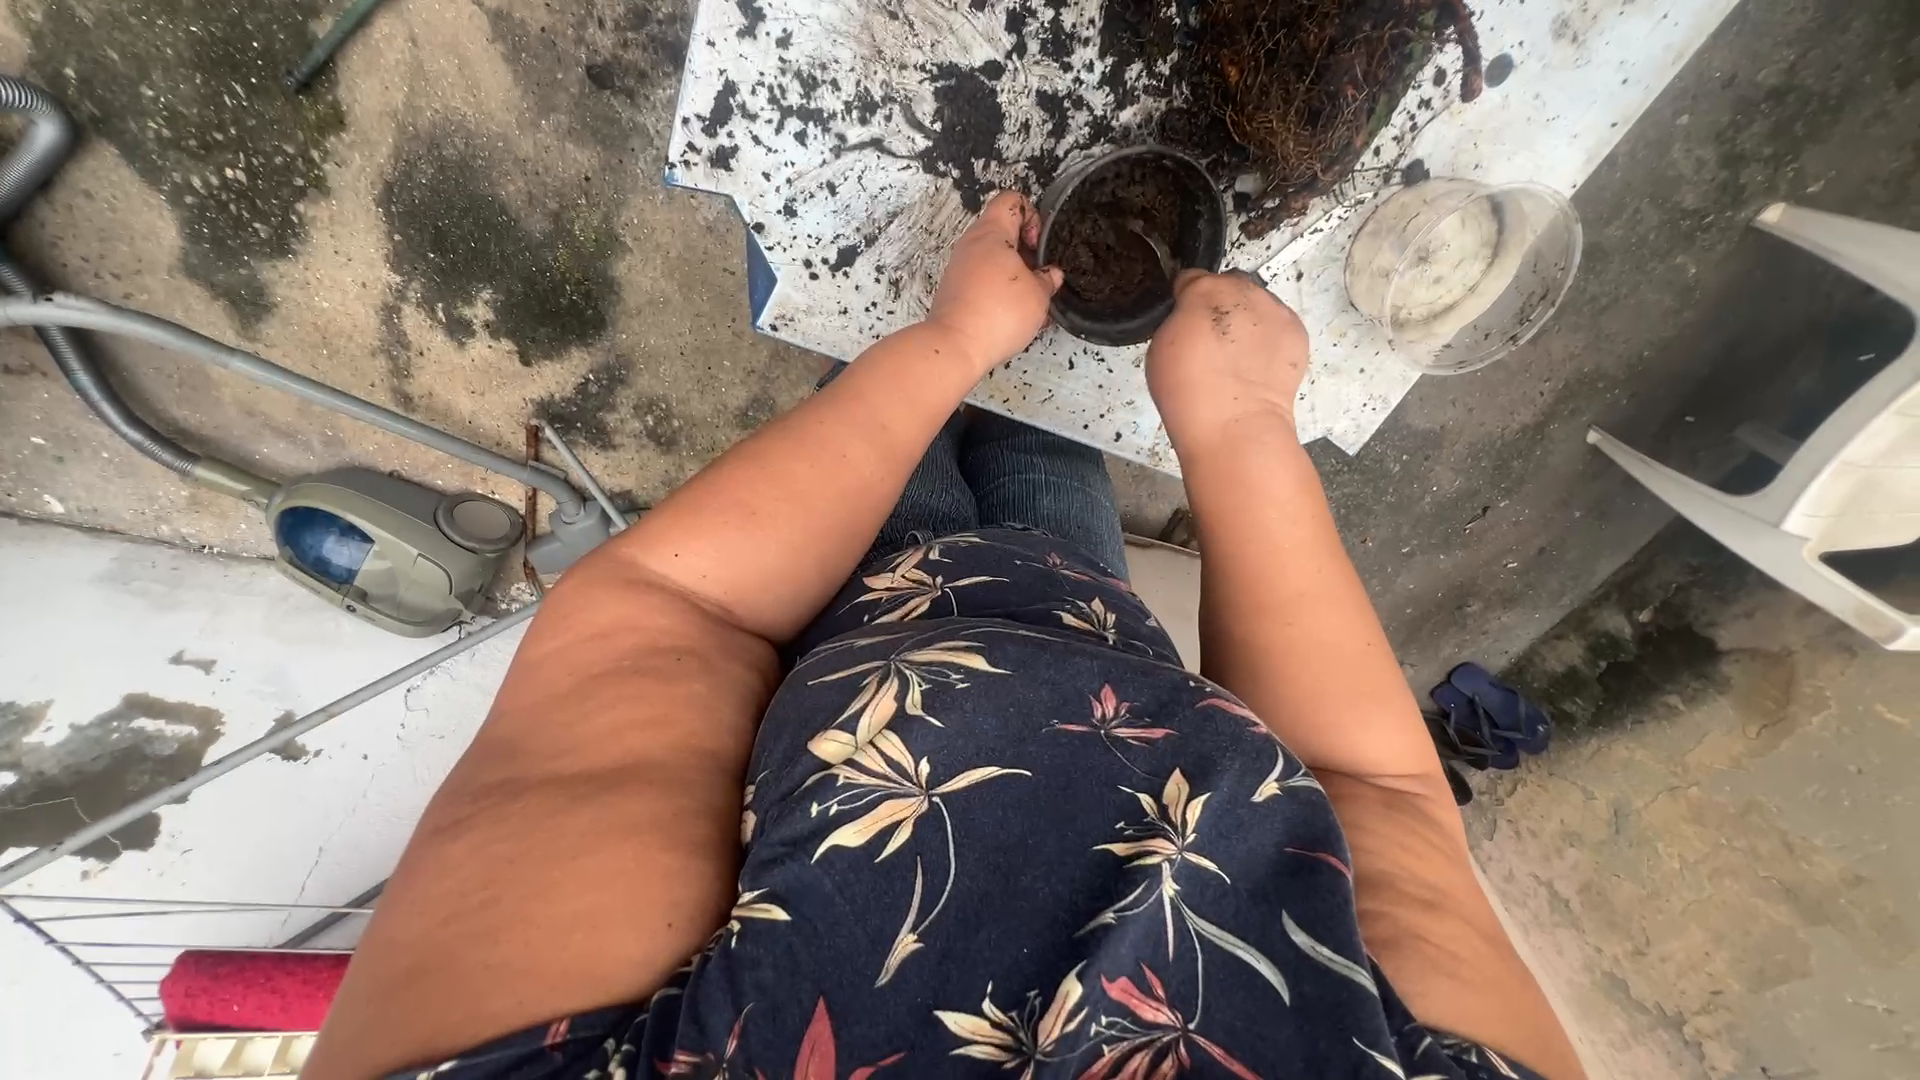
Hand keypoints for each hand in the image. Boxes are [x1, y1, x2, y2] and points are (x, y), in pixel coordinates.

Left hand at [927, 192, 1063, 369]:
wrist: (956, 346)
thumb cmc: (994, 315)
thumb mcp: (1038, 295)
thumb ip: (1048, 280)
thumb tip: (1050, 276)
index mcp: (991, 232)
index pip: (1011, 201)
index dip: (1032, 216)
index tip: (1039, 243)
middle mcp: (970, 245)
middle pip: (1002, 233)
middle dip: (1025, 253)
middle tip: (1037, 275)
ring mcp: (959, 268)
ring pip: (992, 260)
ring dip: (1013, 276)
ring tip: (1027, 300)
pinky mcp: (955, 291)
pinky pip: (981, 283)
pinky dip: (997, 293)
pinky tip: (1011, 316)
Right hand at [1146, 270, 1309, 449]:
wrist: (1232, 422)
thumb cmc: (1188, 391)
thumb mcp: (1161, 348)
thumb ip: (1178, 320)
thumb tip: (1191, 317)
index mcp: (1202, 292)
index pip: (1192, 279)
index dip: (1186, 298)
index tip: (1184, 317)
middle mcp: (1242, 291)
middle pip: (1230, 287)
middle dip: (1221, 308)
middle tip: (1211, 343)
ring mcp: (1273, 310)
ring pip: (1258, 304)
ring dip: (1248, 322)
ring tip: (1236, 358)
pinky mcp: (1296, 331)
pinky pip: (1279, 325)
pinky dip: (1269, 339)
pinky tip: (1256, 365)